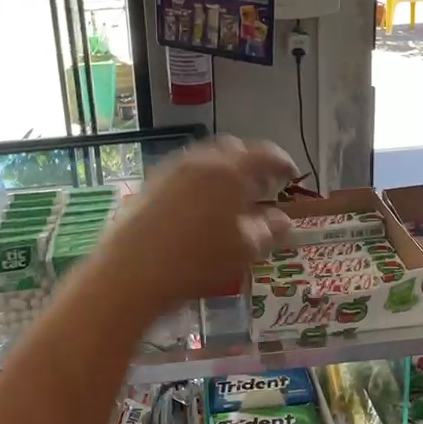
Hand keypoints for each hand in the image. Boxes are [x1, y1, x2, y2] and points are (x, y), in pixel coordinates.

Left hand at [93, 137, 296, 307]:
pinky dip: (200, 183)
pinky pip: (184, 175)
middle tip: (261, 184)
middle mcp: (200, 161)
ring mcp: (171, 171)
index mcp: (230, 171)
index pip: (264, 155)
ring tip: (231, 197)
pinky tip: (201, 209)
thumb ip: (268, 231)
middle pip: (232, 150)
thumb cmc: (197, 262)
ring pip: (205, 160)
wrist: (130, 273)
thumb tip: (283, 220)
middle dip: (250, 163)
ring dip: (223, 172)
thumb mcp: (243, 251)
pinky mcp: (149, 186)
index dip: (282, 163)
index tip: (291, 175)